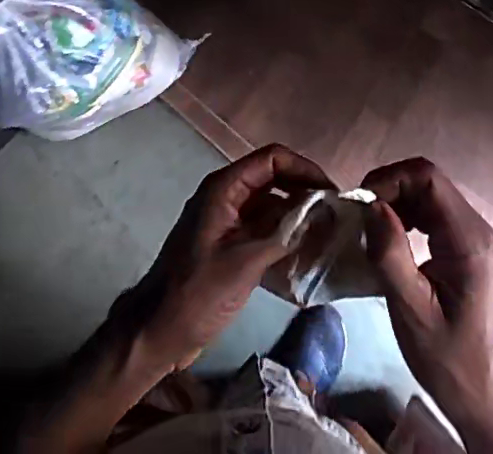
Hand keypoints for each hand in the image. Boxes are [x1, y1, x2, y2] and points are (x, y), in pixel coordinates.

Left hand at [119, 143, 334, 370]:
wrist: (157, 332)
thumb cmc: (196, 293)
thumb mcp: (244, 262)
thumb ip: (283, 233)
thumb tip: (320, 213)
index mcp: (224, 188)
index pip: (272, 159)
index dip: (304, 169)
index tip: (331, 191)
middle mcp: (227, 195)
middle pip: (274, 177)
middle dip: (305, 191)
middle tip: (335, 213)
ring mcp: (228, 219)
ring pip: (271, 203)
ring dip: (298, 214)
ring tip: (328, 232)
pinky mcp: (230, 242)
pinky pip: (264, 226)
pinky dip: (285, 233)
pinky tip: (306, 252)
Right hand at [362, 159, 492, 453]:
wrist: (479, 393)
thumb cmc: (446, 358)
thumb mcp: (411, 311)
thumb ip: (391, 255)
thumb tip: (372, 206)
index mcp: (468, 239)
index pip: (429, 179)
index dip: (391, 179)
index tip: (360, 203)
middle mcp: (474, 227)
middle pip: (427, 181)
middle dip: (389, 188)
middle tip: (358, 215)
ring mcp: (470, 234)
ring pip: (426, 193)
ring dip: (394, 200)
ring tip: (368, 227)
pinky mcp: (462, 245)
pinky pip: (429, 212)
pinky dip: (404, 214)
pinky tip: (387, 237)